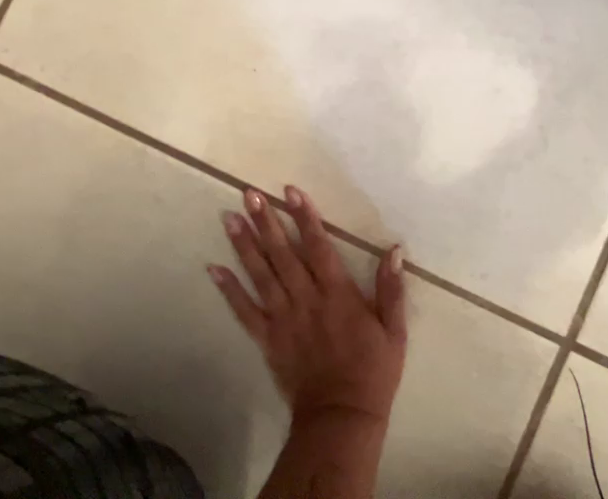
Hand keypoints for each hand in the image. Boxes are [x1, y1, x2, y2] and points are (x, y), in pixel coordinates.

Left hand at [209, 186, 407, 424]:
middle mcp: (306, 298)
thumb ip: (391, 289)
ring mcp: (283, 318)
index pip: (318, 245)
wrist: (341, 417)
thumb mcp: (393, 330)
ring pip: (260, 274)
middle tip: (248, 194)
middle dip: (266, 221)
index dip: (305, 216)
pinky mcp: (267, 338)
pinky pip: (244, 311)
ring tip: (229, 218)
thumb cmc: (372, 372)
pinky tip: (213, 269)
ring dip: (244, 245)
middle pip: (283, 253)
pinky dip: (228, 290)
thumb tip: (394, 250)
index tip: (290, 190)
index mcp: (337, 293)